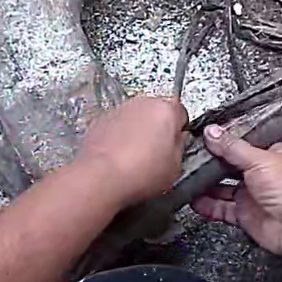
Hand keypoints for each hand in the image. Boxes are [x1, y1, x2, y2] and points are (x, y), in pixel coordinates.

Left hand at [75, 97, 189, 206]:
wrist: (102, 177)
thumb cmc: (137, 172)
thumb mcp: (176, 167)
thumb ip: (180, 147)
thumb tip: (178, 143)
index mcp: (166, 110)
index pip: (181, 113)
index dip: (180, 130)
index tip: (176, 144)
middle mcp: (142, 103)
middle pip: (157, 113)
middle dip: (158, 130)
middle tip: (157, 154)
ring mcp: (119, 111)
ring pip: (135, 118)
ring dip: (137, 133)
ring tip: (136, 159)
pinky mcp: (100, 121)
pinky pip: (116, 127)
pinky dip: (119, 138)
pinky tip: (120, 158)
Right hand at [191, 126, 281, 258]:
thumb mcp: (259, 159)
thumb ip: (231, 147)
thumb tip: (212, 132)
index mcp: (275, 156)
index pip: (246, 145)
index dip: (226, 143)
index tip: (205, 140)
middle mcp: (266, 176)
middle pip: (232, 167)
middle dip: (213, 165)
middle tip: (193, 160)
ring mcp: (255, 196)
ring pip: (225, 189)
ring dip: (207, 186)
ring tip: (189, 179)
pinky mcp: (246, 215)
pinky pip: (222, 209)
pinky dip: (208, 206)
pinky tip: (195, 200)